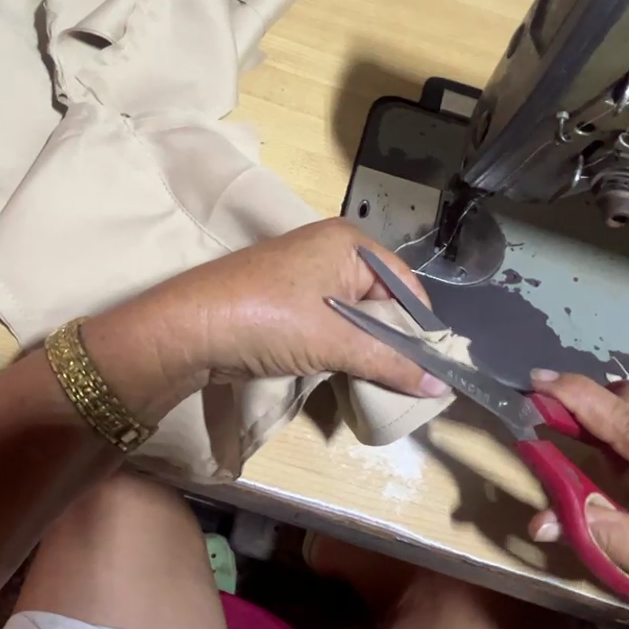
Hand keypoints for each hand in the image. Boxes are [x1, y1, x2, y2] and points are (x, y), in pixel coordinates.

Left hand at [81, 219, 447, 420]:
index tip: (435, 367)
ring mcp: (304, 278)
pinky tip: (352, 374)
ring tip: (387, 383)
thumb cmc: (269, 319)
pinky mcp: (285, 304)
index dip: (421, 326)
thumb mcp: (336, 340)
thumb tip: (439, 385)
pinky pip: (330, 326)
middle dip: (395, 341)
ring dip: (368, 350)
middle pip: (381, 301)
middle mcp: (329, 252)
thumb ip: (390, 360)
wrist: (189, 329)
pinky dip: (343, 349)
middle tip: (415, 382)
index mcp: (348, 243)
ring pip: (355, 317)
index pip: (405, 284)